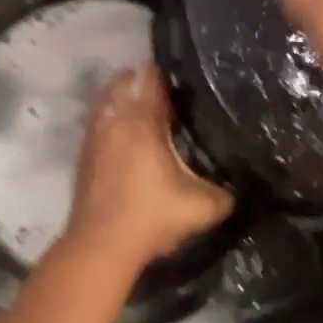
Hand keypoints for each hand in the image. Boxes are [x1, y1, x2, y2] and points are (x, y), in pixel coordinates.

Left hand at [63, 65, 233, 266]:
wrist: (101, 246)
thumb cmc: (152, 218)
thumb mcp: (203, 208)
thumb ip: (225, 193)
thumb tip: (239, 188)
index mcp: (143, 123)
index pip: (151, 79)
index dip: (166, 76)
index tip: (182, 82)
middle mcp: (115, 121)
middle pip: (124, 82)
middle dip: (141, 82)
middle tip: (165, 94)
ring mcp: (94, 137)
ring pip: (106, 101)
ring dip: (122, 98)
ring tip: (143, 109)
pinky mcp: (84, 156)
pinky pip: (97, 123)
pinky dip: (110, 120)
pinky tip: (123, 136)